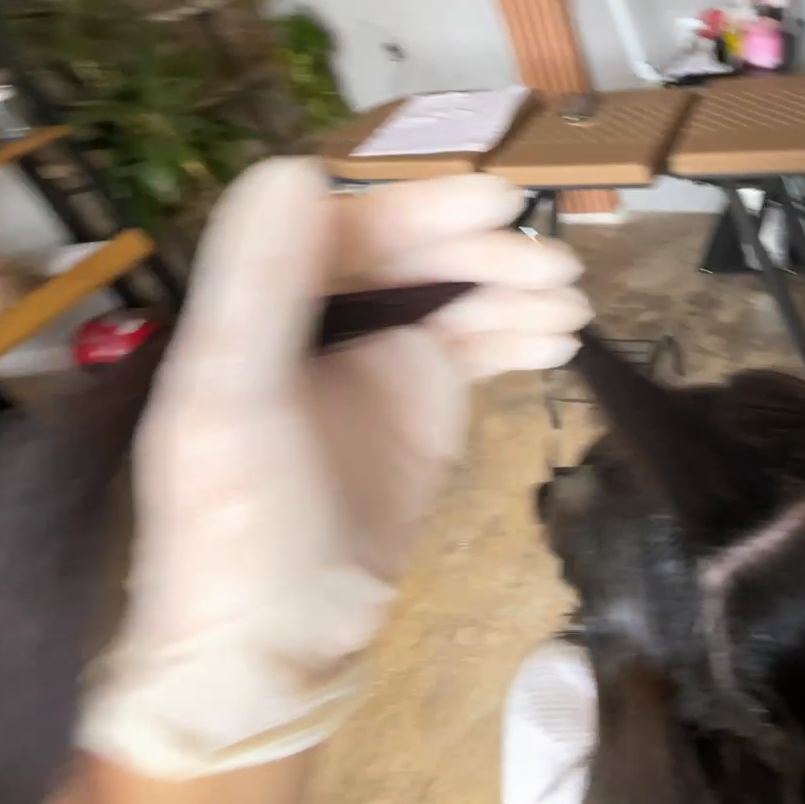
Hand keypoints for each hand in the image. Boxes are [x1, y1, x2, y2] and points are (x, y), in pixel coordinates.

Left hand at [79, 158, 588, 778]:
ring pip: (465, 302)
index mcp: (273, 304)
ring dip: (523, 297)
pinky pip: (484, 347)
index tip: (505, 206)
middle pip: (425, 259)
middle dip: (494, 258)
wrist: (284, 635)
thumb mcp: (229, 404)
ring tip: (575, 311)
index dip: (430, 210)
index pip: (359, 229)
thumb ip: (256, 286)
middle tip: (564, 272)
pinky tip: (560, 344)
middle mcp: (332, 316)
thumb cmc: (241, 523)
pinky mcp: (430, 399)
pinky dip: (523, 337)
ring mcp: (388, 357)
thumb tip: (298, 168)